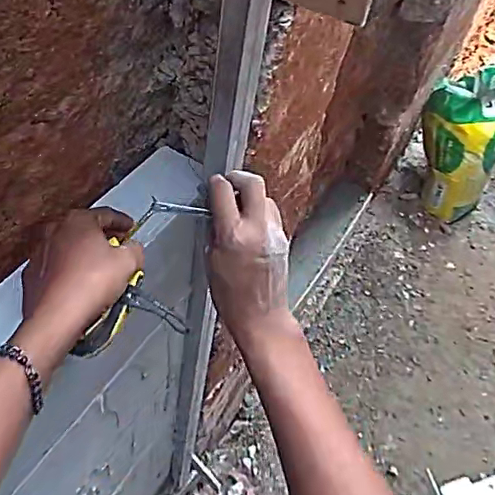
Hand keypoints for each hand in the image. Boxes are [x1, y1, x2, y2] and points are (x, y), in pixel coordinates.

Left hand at [15, 208, 143, 363]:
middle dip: (104, 240)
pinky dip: (69, 274)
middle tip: (119, 252)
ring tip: (100, 275)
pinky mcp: (32, 275)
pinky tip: (80, 288)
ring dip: (85, 258)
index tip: (130, 228)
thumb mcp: (128, 263)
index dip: (123, 222)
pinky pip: (57, 269)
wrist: (54, 319)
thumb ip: (135, 249)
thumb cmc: (87, 286)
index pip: (107, 214)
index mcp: (79, 220)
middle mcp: (55, 230)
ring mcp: (40, 252)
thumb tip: (133, 250)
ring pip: (70, 250)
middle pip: (87, 230)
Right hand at [207, 171, 294, 346]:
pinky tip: (250, 224)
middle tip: (229, 182)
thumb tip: (216, 208)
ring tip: (239, 207)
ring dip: (251, 196)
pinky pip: (271, 213)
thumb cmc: (232, 297)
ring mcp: (274, 233)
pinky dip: (260, 212)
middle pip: (254, 182)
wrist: (262, 317)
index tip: (213, 184)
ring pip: (265, 197)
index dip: (216, 183)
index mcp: (234, 235)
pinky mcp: (284, 238)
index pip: (224, 190)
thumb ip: (214, 229)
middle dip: (239, 177)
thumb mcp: (210, 260)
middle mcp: (257, 229)